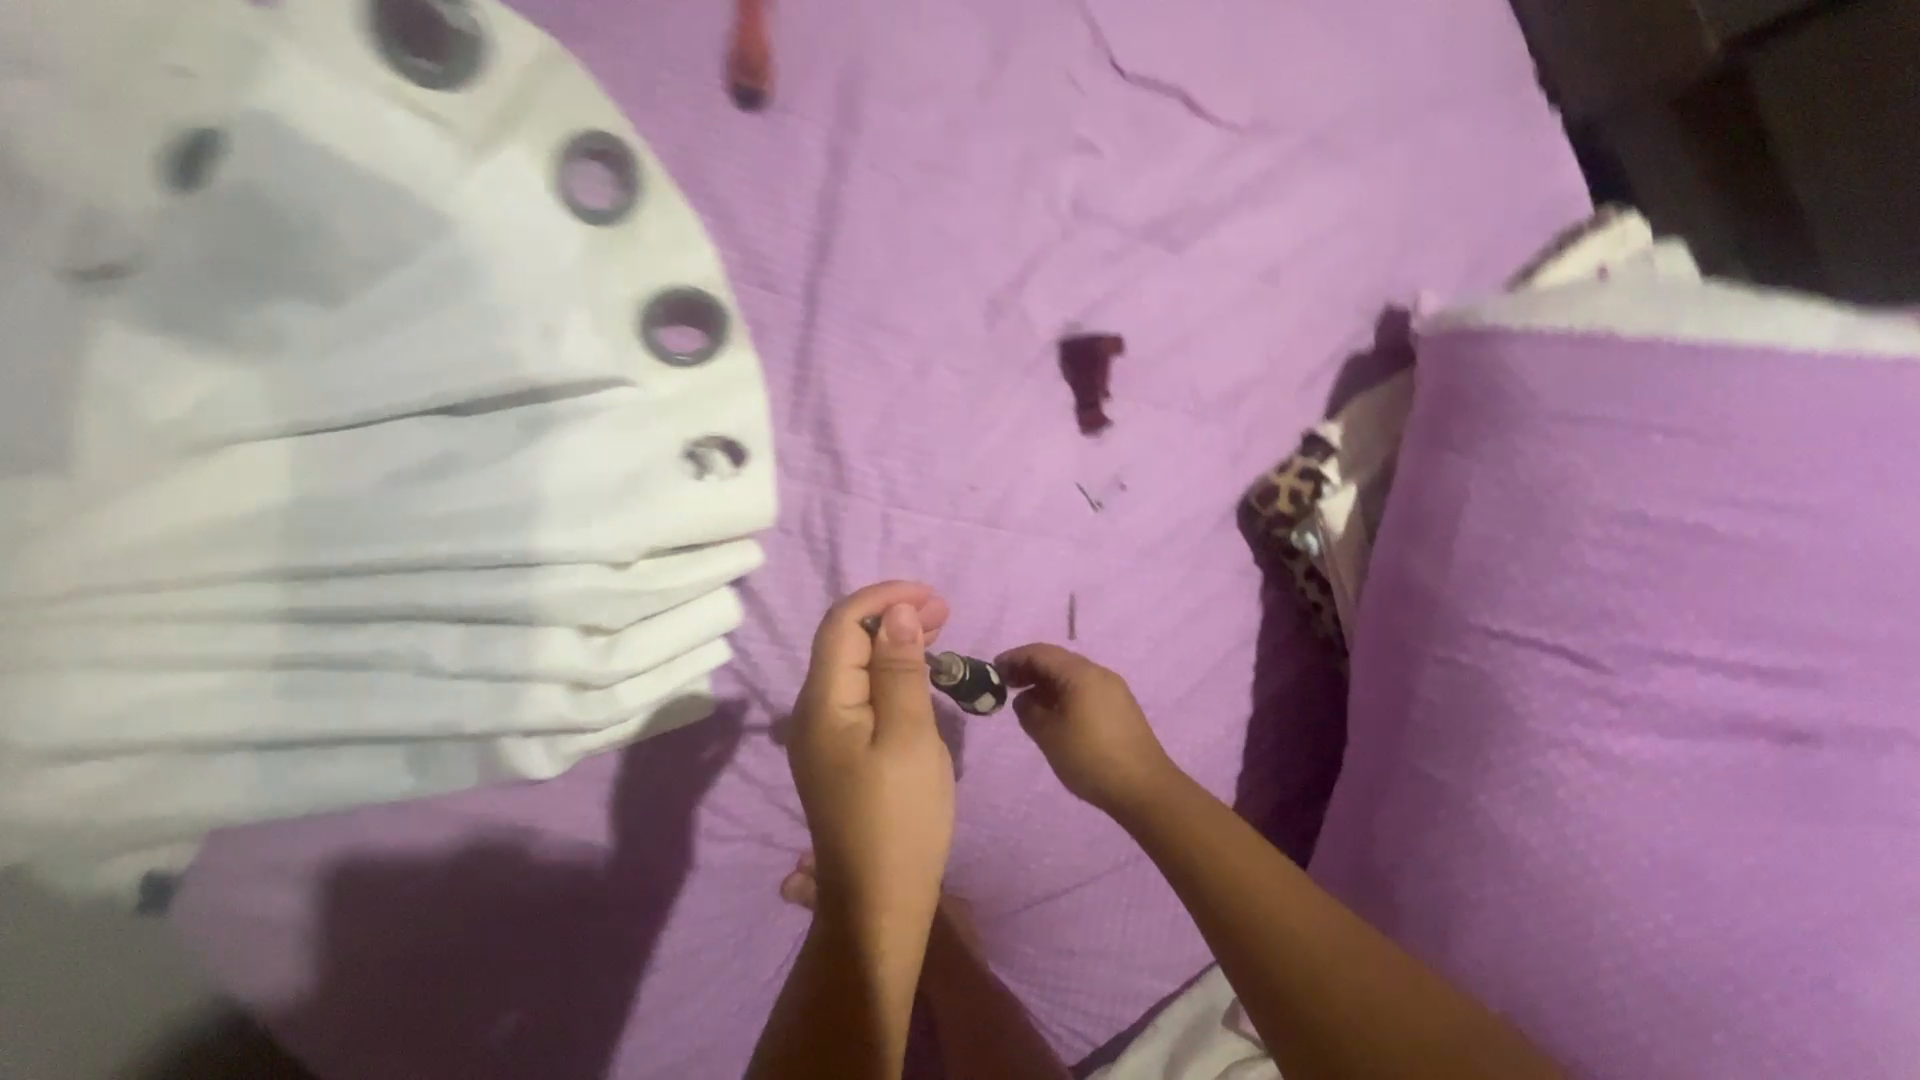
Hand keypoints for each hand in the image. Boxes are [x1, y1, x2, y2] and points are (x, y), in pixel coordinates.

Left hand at [789, 582, 955, 946]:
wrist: (878, 903)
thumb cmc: (901, 819)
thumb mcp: (910, 737)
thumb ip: (900, 670)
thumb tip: (895, 612)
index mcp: (822, 703)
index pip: (843, 623)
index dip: (885, 599)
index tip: (934, 598)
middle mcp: (810, 712)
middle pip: (844, 642)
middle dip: (891, 616)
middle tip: (944, 613)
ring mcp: (820, 736)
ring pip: (851, 668)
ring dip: (891, 644)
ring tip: (937, 634)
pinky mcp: (836, 755)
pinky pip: (857, 696)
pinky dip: (887, 675)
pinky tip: (916, 678)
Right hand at [996, 644, 1177, 817]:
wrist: (1144, 788)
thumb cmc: (1090, 757)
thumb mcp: (1049, 735)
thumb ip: (1029, 711)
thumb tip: (1025, 700)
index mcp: (1081, 674)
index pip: (1041, 653)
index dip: (1014, 658)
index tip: (993, 670)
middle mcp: (1099, 674)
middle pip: (1058, 661)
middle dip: (1029, 670)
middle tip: (1005, 685)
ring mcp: (1113, 691)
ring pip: (1072, 677)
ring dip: (1046, 684)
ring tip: (1025, 702)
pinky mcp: (1120, 709)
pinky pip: (1085, 690)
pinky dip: (1063, 695)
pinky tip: (1052, 715)